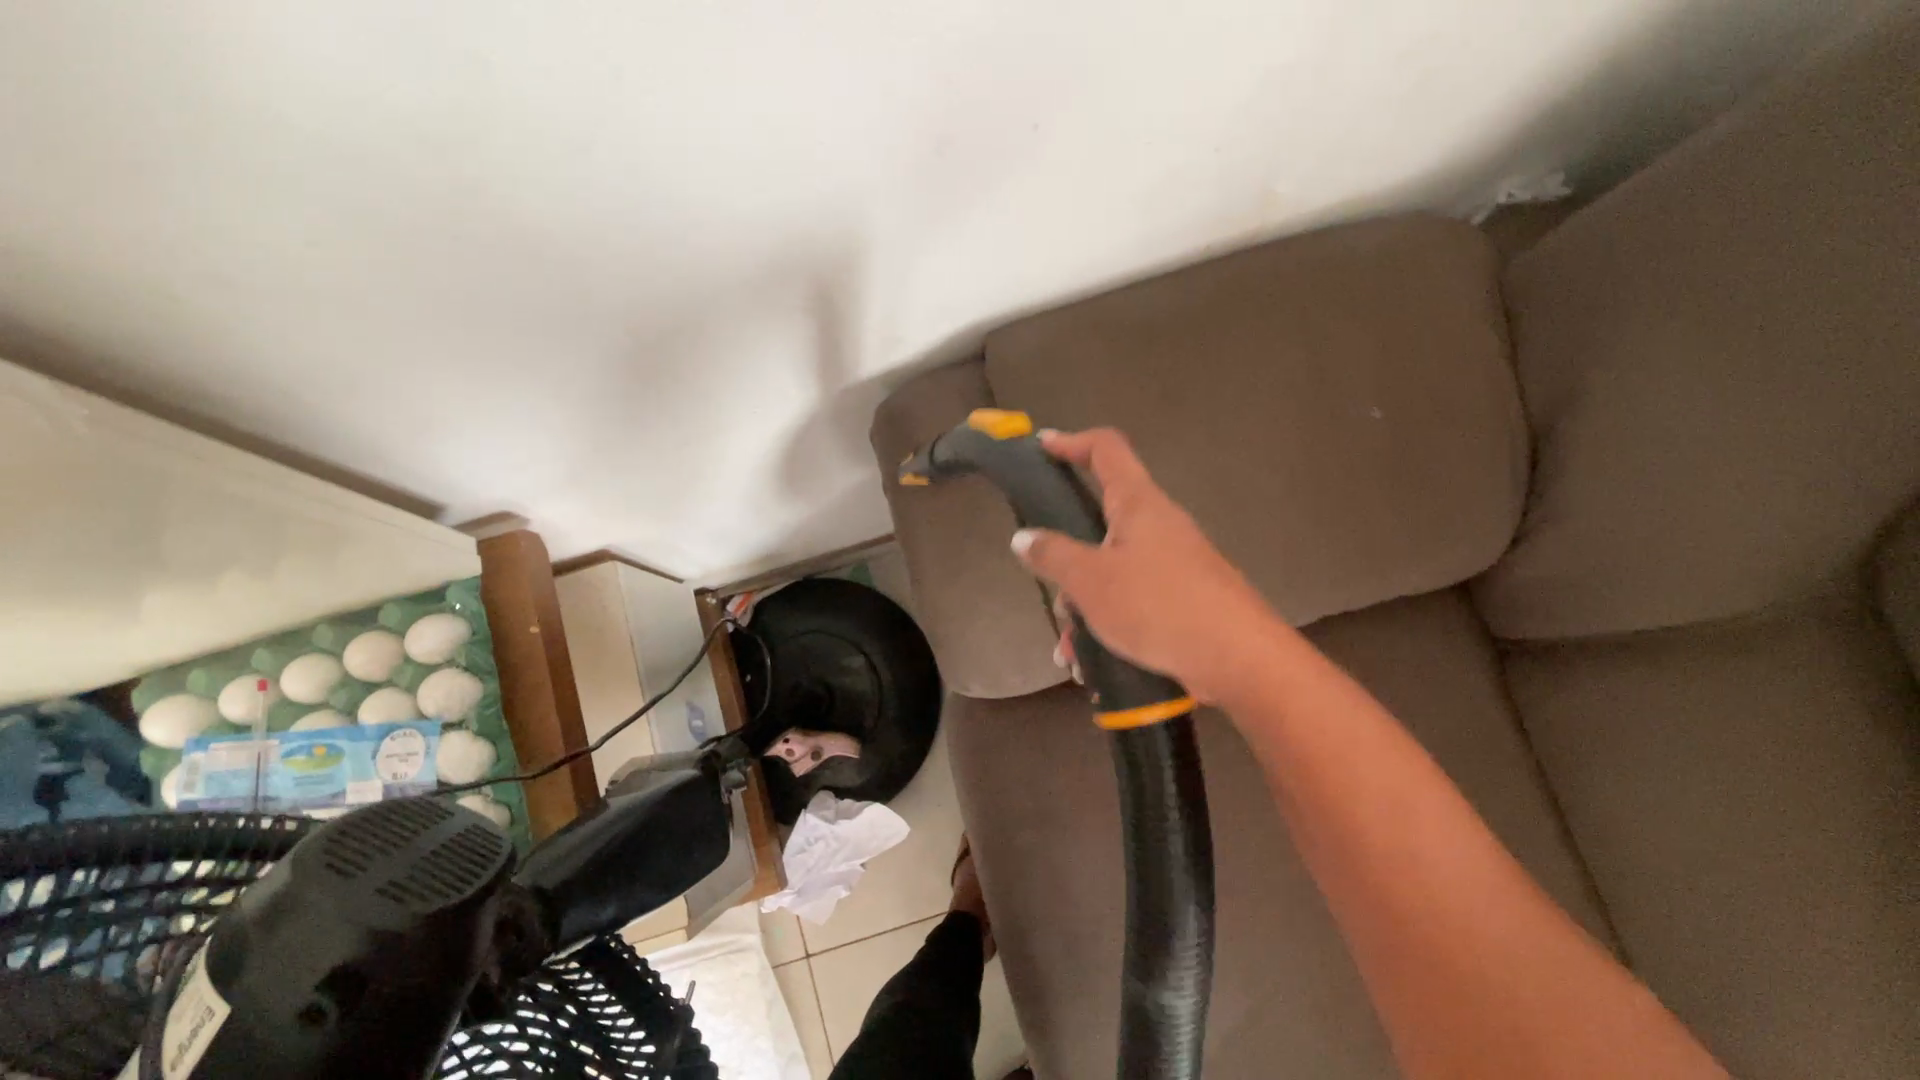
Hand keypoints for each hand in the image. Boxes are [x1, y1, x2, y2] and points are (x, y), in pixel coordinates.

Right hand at [1012, 428, 1283, 703]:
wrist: (1239, 658)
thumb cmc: (1158, 605)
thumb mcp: (1091, 580)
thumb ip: (1053, 556)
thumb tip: (1024, 537)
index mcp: (1138, 504)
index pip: (1106, 449)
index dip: (1071, 442)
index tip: (1041, 448)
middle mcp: (1159, 525)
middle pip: (1102, 522)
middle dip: (1068, 559)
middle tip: (1050, 588)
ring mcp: (1175, 564)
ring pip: (1113, 573)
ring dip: (1085, 607)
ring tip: (1069, 651)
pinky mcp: (1185, 600)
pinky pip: (1134, 604)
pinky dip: (1110, 627)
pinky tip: (1094, 668)